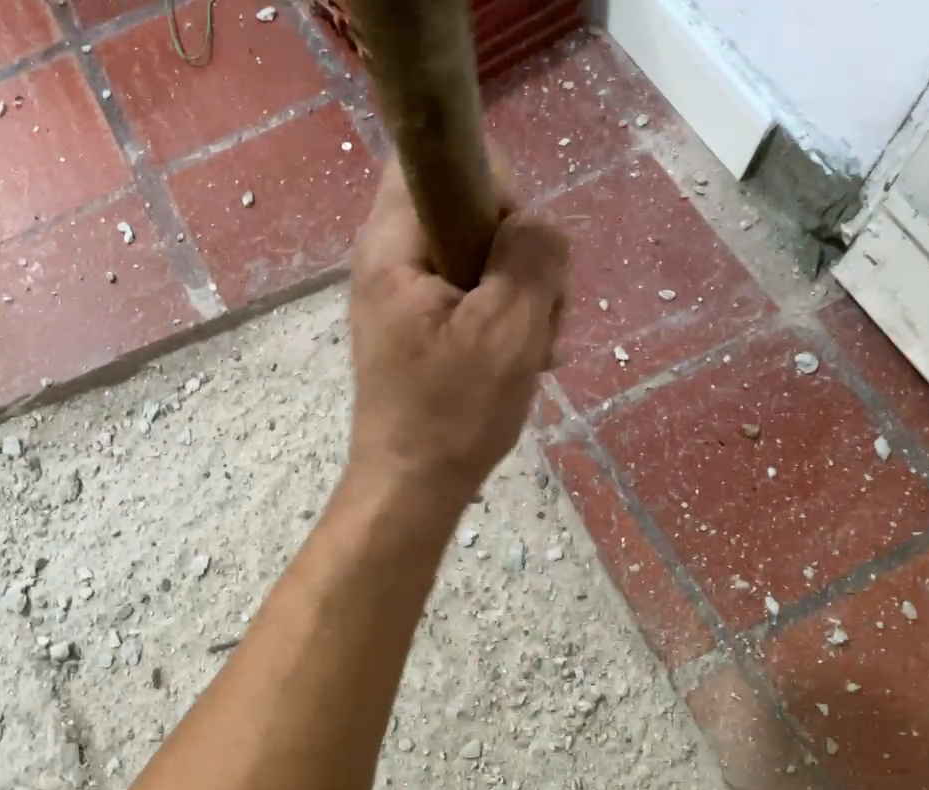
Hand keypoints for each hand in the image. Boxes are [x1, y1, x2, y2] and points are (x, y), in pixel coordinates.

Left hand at [346, 160, 568, 498]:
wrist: (410, 489)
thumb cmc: (452, 412)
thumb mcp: (507, 328)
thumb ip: (532, 254)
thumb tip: (535, 227)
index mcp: (392, 245)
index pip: (440, 160)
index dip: (495, 187)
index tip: (518, 248)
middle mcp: (390, 261)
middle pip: (470, 213)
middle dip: (520, 256)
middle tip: (538, 311)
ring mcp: (405, 299)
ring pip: (481, 262)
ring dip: (522, 298)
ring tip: (535, 350)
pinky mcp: (420, 332)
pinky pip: (473, 301)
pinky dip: (505, 324)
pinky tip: (524, 363)